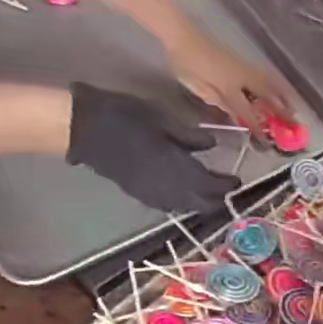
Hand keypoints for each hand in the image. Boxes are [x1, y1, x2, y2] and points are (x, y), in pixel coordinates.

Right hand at [65, 82, 238, 211]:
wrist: (85, 129)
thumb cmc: (125, 116)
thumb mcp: (162, 119)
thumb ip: (190, 137)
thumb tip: (213, 146)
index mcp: (178, 169)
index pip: (211, 186)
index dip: (226, 185)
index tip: (236, 179)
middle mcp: (169, 190)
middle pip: (202, 205)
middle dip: (217, 198)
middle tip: (225, 186)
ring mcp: (154, 197)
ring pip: (187, 208)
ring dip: (202, 202)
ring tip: (210, 190)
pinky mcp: (142, 197)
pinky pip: (172, 205)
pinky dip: (185, 201)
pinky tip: (187, 191)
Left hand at [163, 27, 301, 135]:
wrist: (181, 34)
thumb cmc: (186, 63)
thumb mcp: (200, 88)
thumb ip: (220, 101)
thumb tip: (237, 113)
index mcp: (229, 86)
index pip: (248, 112)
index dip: (258, 128)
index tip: (267, 143)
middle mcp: (241, 76)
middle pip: (267, 94)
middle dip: (281, 108)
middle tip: (294, 121)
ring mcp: (243, 66)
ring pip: (268, 81)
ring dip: (282, 94)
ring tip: (292, 106)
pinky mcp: (240, 60)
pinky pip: (262, 74)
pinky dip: (273, 84)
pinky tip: (276, 90)